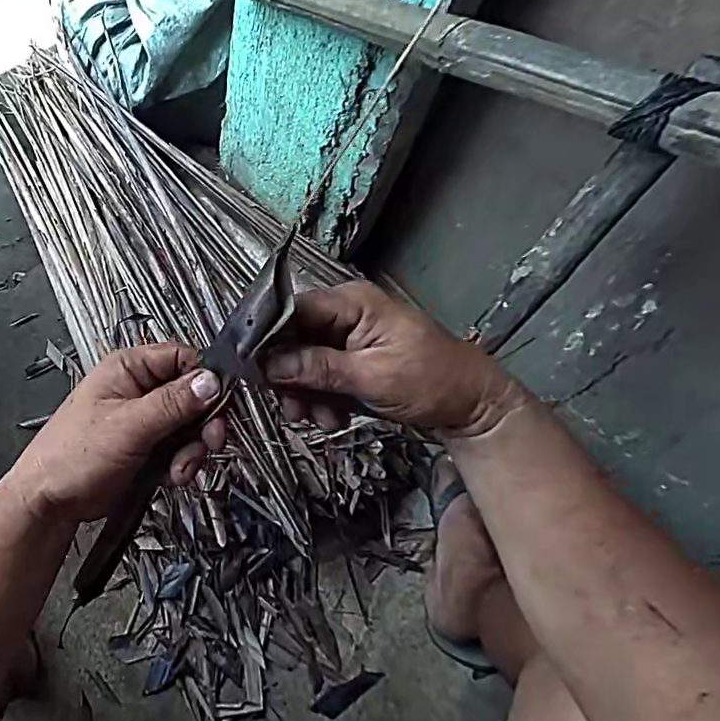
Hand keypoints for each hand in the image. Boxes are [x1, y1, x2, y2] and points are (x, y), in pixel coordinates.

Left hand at [10, 343, 228, 524]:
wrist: (50, 502)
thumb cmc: (69, 456)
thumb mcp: (128, 425)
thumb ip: (173, 403)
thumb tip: (209, 381)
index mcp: (129, 368)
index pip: (183, 358)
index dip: (205, 380)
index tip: (217, 402)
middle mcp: (138, 389)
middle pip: (192, 394)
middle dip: (202, 421)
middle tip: (208, 439)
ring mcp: (144, 419)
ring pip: (190, 425)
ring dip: (192, 448)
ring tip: (179, 466)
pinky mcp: (148, 445)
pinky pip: (180, 448)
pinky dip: (182, 463)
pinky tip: (171, 475)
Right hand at [264, 281, 531, 437]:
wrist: (471, 407)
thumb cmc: (430, 382)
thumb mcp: (371, 377)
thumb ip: (317, 368)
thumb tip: (269, 365)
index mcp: (351, 302)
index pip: (293, 308)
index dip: (268, 335)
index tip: (248, 366)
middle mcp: (344, 313)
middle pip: (293, 336)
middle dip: (287, 374)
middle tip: (289, 407)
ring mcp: (346, 336)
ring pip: (302, 359)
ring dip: (303, 392)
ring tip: (316, 419)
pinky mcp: (349, 359)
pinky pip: (318, 373)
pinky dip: (318, 397)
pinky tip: (329, 417)